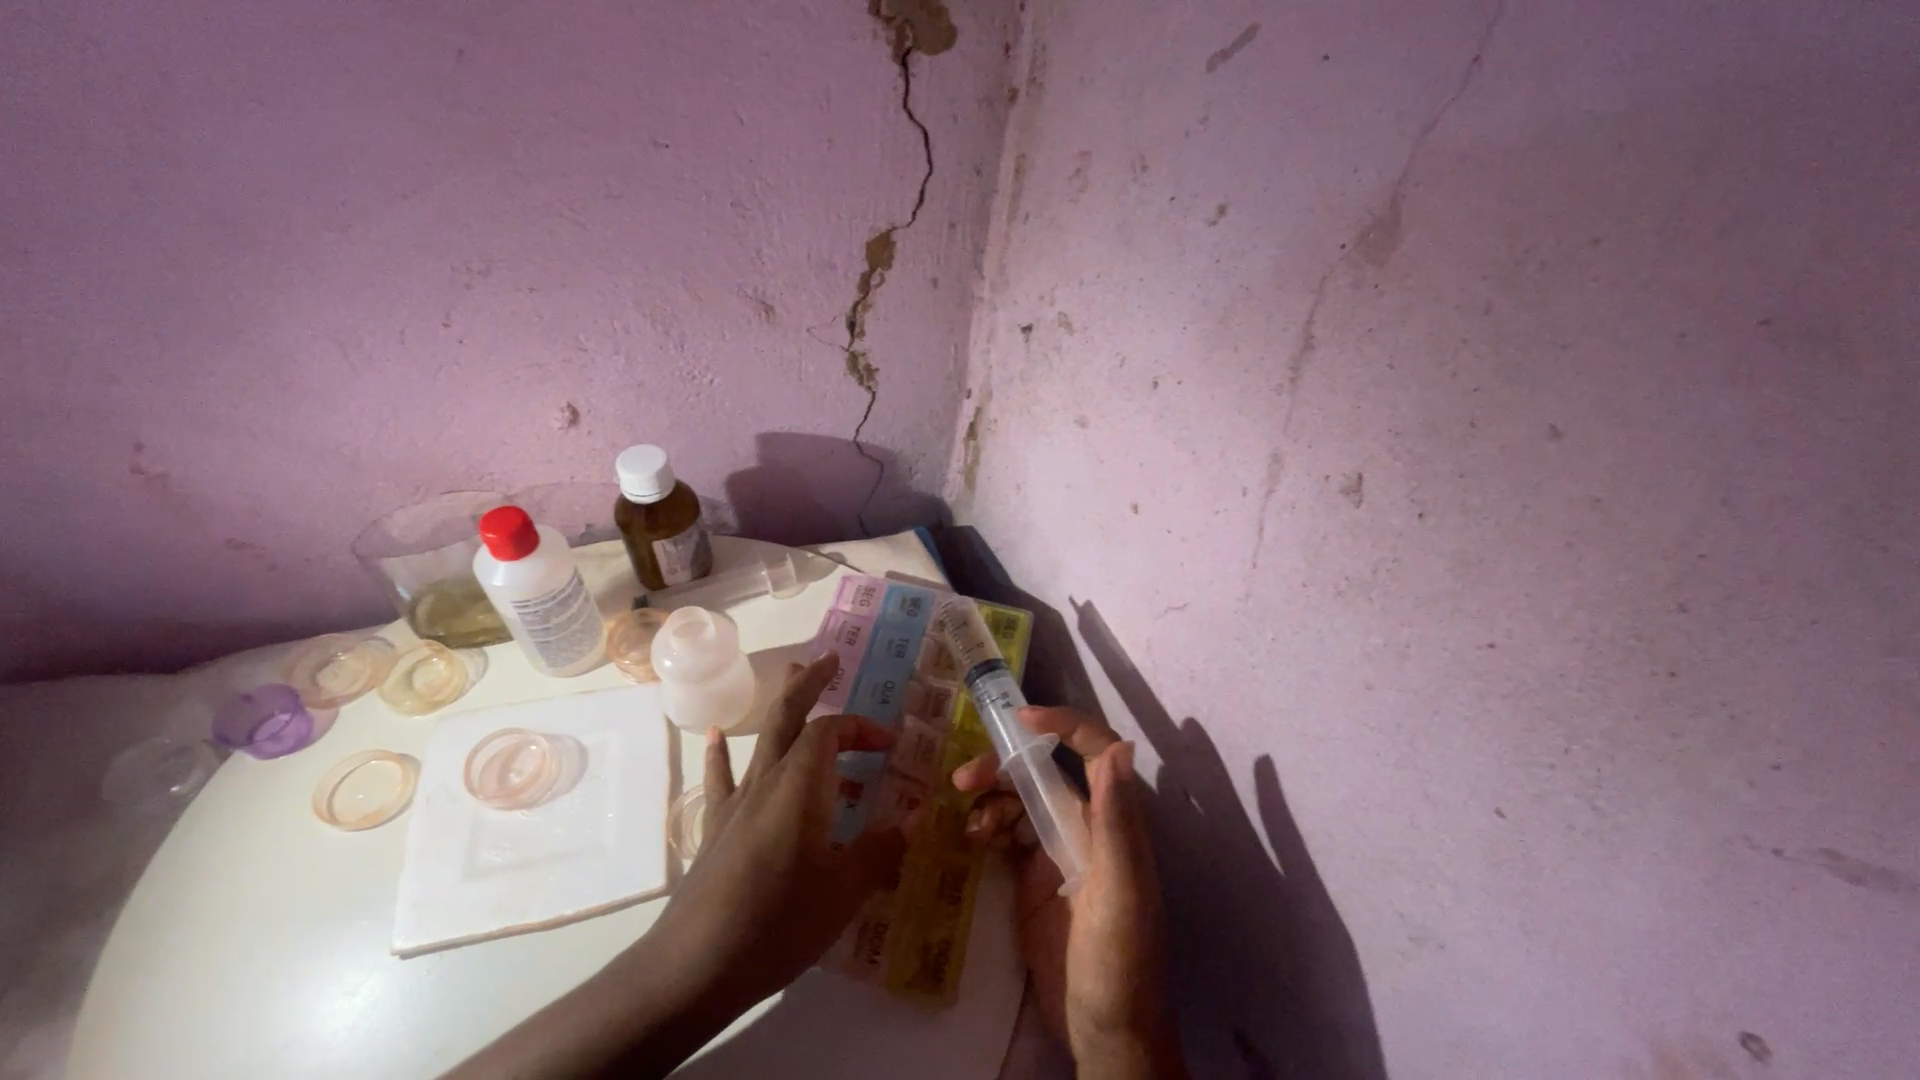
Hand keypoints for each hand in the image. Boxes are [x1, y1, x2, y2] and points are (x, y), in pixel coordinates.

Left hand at [443, 653, 911, 1079]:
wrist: (696, 964)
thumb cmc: (779, 923)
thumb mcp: (845, 892)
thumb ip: (881, 851)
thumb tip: (914, 821)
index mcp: (803, 786)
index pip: (832, 731)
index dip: (862, 727)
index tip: (889, 744)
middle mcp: (767, 781)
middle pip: (788, 715)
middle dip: (810, 684)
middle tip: (829, 660)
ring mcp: (736, 802)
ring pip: (759, 738)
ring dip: (779, 707)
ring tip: (789, 678)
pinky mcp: (715, 827)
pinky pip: (721, 776)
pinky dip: (723, 751)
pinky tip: (718, 735)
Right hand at [953, 707, 1185, 1078]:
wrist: (1104, 1032)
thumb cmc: (1118, 962)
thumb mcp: (1120, 893)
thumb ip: (1116, 823)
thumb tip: (1120, 749)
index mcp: (1114, 824)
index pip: (1095, 751)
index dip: (1063, 724)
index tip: (1019, 718)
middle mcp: (1088, 828)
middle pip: (1045, 773)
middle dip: (1005, 765)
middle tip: (963, 779)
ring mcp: (1059, 853)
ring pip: (1021, 801)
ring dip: (991, 797)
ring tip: (966, 818)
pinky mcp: (1034, 880)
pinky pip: (1007, 835)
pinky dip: (987, 827)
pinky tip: (972, 839)